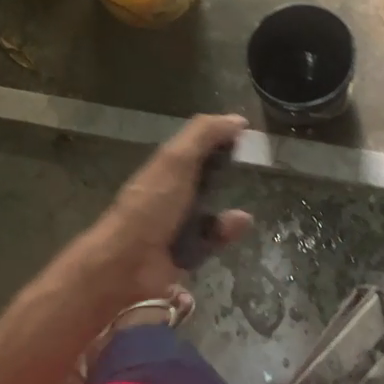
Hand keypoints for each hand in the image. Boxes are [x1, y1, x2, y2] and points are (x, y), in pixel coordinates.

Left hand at [81, 114, 255, 303]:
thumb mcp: (176, 159)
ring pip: (209, 214)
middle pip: (202, 181)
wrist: (128, 264)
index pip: (192, 148)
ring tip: (250, 200)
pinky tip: (241, 224)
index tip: (244, 136)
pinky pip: (211, 242)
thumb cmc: (151, 205)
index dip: (216, 140)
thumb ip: (204, 136)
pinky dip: (226, 234)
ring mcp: (174, 228)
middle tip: (255, 171)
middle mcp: (167, 196)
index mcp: (161, 170)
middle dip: (226, 176)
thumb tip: (239, 120)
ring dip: (229, 208)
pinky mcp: (184, 256)